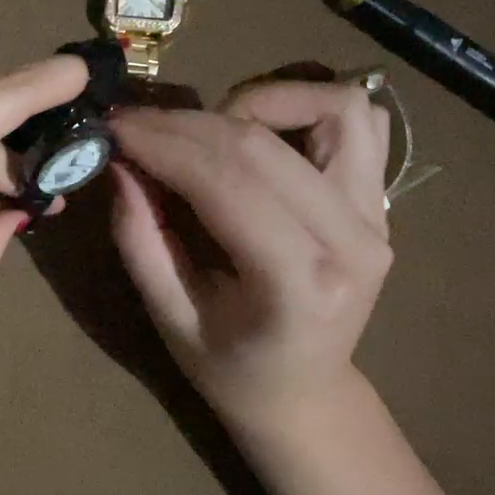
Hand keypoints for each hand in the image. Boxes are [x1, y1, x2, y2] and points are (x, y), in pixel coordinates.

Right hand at [108, 80, 392, 439]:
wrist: (303, 391)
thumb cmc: (228, 366)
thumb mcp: (168, 316)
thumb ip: (141, 240)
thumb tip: (119, 164)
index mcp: (298, 284)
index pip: (227, 183)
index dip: (163, 145)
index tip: (113, 129)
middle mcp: (352, 240)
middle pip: (262, 144)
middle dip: (183, 124)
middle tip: (132, 126)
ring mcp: (377, 213)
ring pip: (327, 109)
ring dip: (252, 103)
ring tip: (202, 132)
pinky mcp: (381, 197)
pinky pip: (357, 119)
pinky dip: (304, 105)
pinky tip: (256, 128)